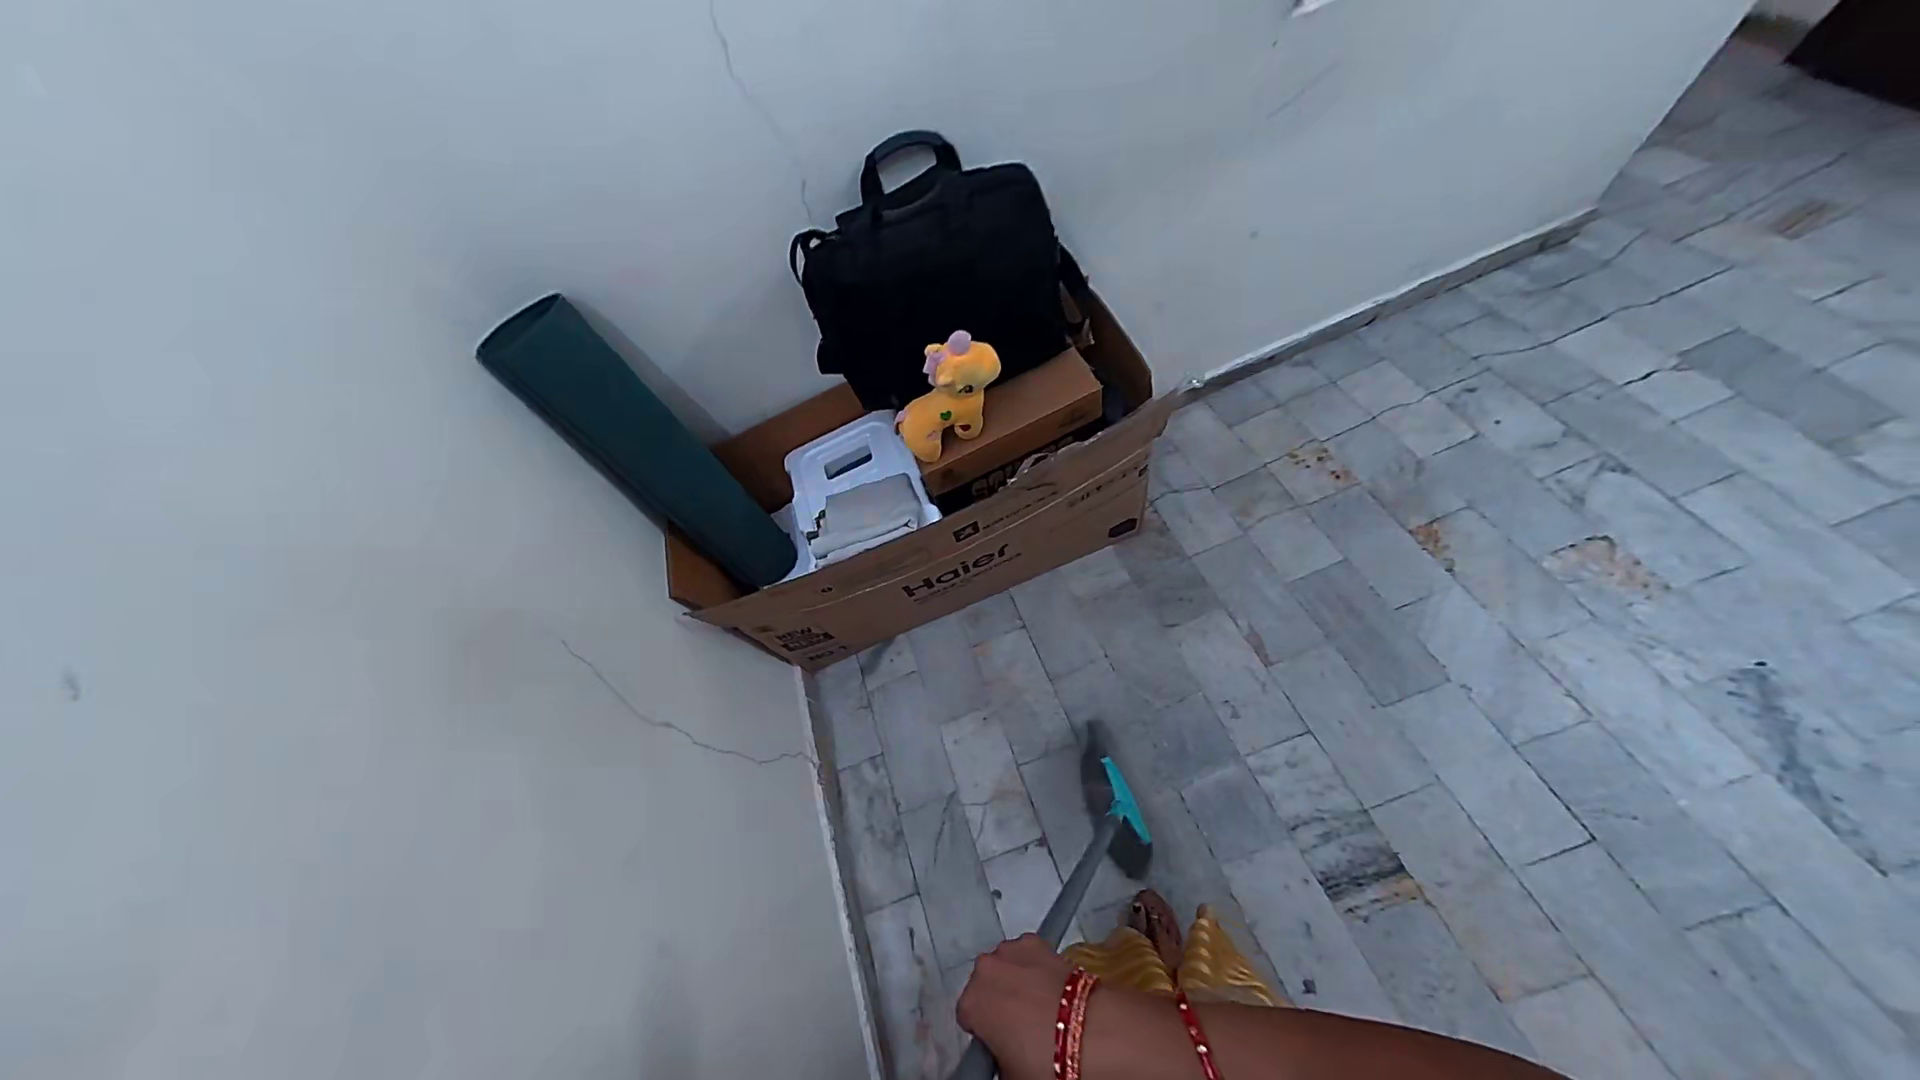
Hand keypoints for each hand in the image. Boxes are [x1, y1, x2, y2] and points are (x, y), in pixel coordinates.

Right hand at [955, 935, 1071, 1079]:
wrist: (1091, 1030)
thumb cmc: (1043, 1060)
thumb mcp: (1010, 1075)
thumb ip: (997, 1060)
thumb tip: (1005, 1053)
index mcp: (972, 1002)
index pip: (968, 1017)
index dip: (985, 1032)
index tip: (1002, 1043)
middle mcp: (986, 968)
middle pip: (985, 985)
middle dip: (998, 1000)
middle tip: (1020, 1026)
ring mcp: (1012, 949)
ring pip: (1005, 966)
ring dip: (1015, 980)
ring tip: (1039, 1005)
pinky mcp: (1037, 941)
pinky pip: (1027, 956)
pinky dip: (1034, 967)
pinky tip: (1051, 988)